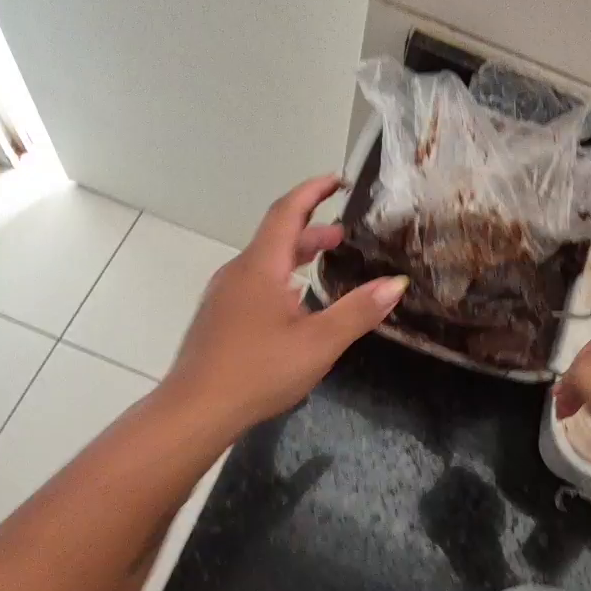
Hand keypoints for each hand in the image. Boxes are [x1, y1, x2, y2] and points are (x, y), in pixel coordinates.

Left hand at [166, 175, 407, 432]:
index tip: (337, 180)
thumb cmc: (257, 372)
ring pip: (264, 264)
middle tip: (343, 237)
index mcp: (260, 267)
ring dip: (296, 258)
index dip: (313, 191)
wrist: (194, 410)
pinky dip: (281, 280)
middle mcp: (238, 272)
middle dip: (312, 231)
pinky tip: (294, 307)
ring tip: (324, 266)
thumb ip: (358, 311)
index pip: (287, 212)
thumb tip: (396, 283)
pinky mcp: (218, 319)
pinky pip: (254, 285)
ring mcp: (223, 296)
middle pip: (276, 237)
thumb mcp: (319, 343)